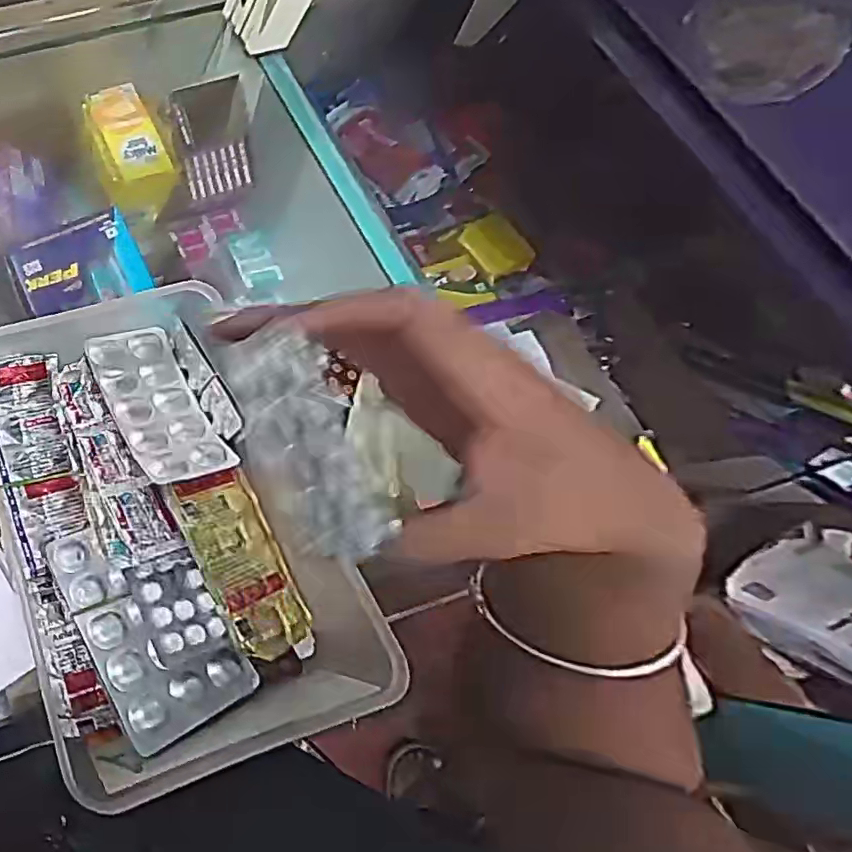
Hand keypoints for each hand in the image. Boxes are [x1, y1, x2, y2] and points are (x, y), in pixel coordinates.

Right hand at [215, 288, 702, 580]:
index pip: (407, 319)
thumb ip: (419, 536)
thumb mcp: (494, 531)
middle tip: (232, 331)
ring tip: (242, 343)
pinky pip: (368, 355)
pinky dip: (321, 354)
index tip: (279, 335)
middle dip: (301, 315)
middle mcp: (457, 360)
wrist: (620, 508)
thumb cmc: (567, 511)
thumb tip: (333, 539)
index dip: (341, 315)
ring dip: (304, 330)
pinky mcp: (430, 389)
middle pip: (372, 312)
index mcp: (480, 379)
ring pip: (366, 329)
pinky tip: (284, 370)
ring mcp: (443, 371)